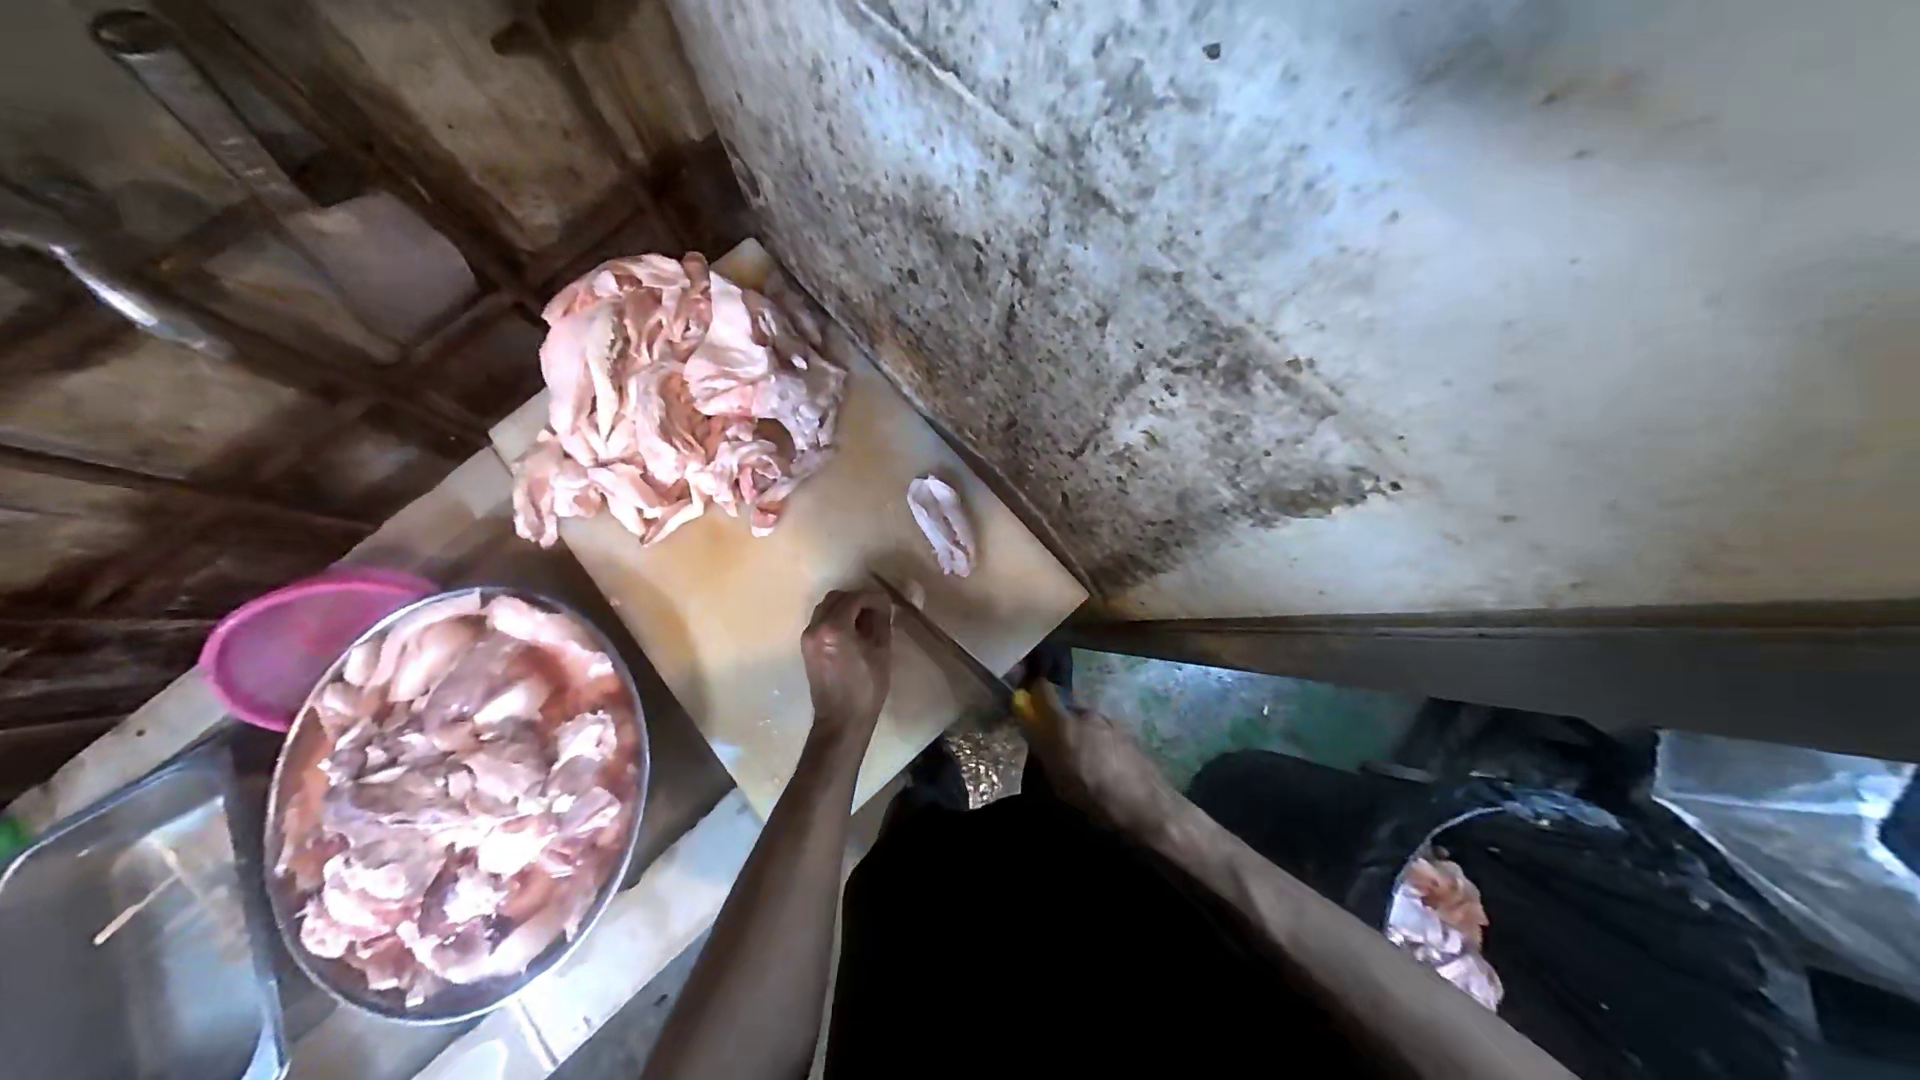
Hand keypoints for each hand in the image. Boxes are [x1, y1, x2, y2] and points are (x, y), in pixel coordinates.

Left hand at [801, 589, 892, 743]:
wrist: (841, 720)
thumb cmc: (866, 688)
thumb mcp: (881, 652)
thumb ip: (880, 623)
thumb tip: (881, 606)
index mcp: (834, 628)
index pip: (854, 598)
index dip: (873, 597)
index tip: (887, 604)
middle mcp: (815, 628)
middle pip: (836, 598)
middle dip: (857, 599)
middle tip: (876, 609)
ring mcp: (808, 638)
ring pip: (825, 608)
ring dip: (845, 607)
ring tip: (864, 620)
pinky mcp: (806, 648)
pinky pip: (820, 621)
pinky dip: (835, 618)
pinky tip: (852, 630)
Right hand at [1019, 681, 1180, 839]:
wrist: (1146, 805)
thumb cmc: (1095, 796)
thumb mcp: (1058, 781)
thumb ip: (1043, 751)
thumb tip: (1032, 731)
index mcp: (1066, 723)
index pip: (1044, 692)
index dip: (1035, 694)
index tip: (1030, 705)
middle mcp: (1088, 714)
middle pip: (1067, 710)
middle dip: (1060, 723)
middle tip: (1059, 747)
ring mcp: (1110, 721)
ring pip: (1088, 722)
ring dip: (1082, 734)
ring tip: (1085, 760)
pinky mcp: (1128, 732)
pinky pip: (1104, 731)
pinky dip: (1099, 741)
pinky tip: (1105, 764)